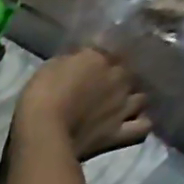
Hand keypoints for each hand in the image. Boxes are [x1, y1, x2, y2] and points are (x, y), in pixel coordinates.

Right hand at [13, 49, 150, 158]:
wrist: (43, 134)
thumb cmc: (40, 98)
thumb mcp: (49, 68)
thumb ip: (71, 62)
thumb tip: (82, 60)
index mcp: (99, 59)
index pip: (109, 49)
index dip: (101, 58)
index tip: (89, 65)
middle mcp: (118, 79)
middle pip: (128, 73)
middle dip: (119, 79)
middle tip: (103, 88)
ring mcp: (122, 107)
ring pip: (142, 98)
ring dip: (133, 99)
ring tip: (120, 106)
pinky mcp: (119, 133)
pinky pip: (143, 126)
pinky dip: (140, 123)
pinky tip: (131, 123)